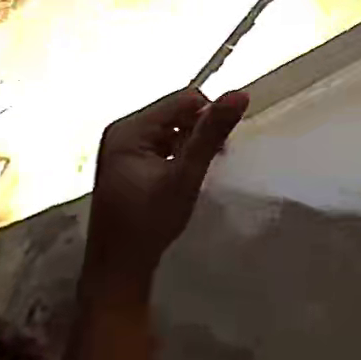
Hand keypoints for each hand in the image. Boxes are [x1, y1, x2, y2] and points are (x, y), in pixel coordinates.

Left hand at [88, 88, 248, 282]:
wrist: (120, 265)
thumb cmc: (150, 221)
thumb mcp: (186, 175)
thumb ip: (211, 133)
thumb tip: (241, 94)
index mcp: (129, 129)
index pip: (184, 100)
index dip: (209, 118)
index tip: (219, 148)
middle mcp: (123, 131)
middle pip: (178, 111)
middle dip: (201, 131)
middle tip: (208, 161)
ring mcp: (124, 146)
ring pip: (175, 127)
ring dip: (194, 143)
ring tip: (197, 171)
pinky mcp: (130, 161)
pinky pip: (166, 142)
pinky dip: (183, 153)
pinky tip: (185, 175)